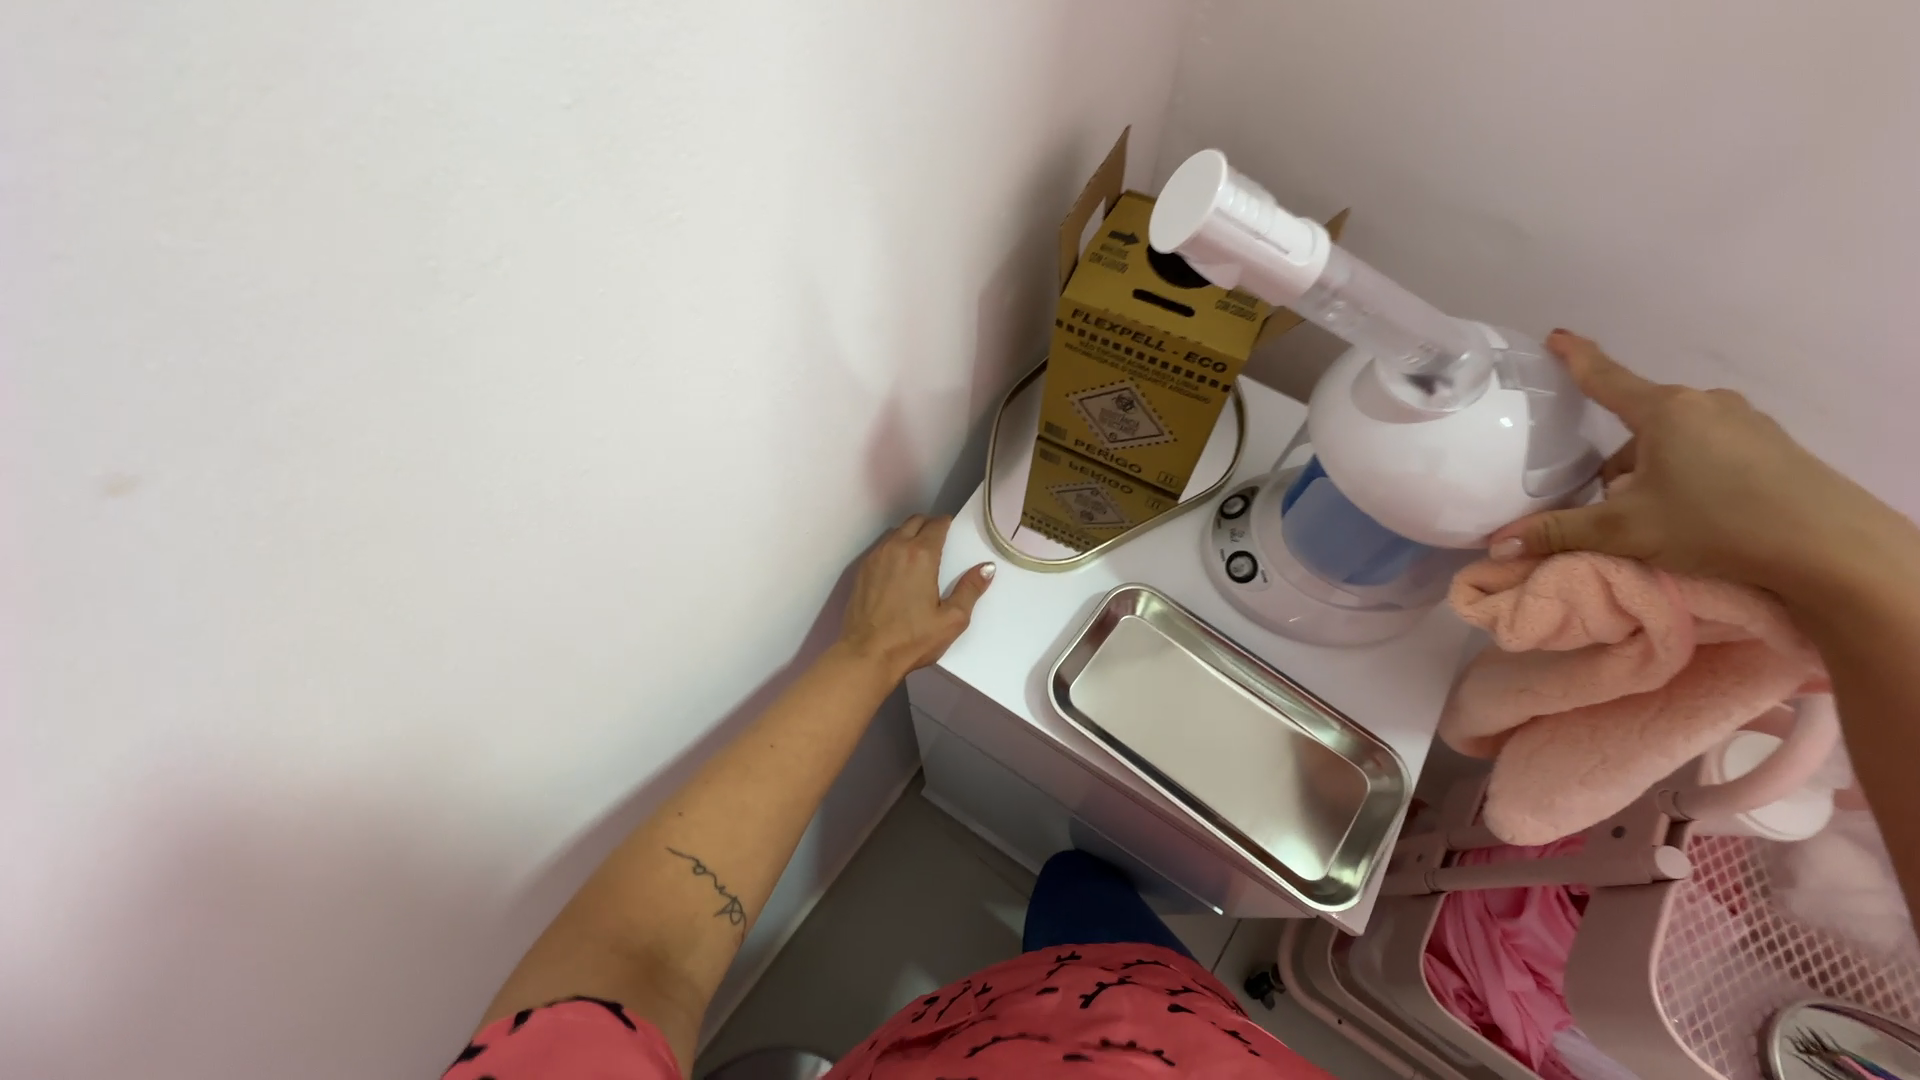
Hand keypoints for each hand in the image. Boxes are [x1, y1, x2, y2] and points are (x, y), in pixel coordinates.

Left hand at [837, 515, 994, 679]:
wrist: (866, 654)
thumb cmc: (912, 639)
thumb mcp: (952, 619)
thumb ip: (970, 589)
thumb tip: (986, 568)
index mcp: (921, 556)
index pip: (936, 525)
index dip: (946, 523)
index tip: (952, 529)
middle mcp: (896, 548)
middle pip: (914, 521)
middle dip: (928, 524)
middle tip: (939, 537)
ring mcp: (875, 558)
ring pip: (895, 532)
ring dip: (909, 534)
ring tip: (919, 551)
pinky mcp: (861, 570)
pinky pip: (881, 547)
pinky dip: (893, 548)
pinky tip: (898, 567)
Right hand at [1490, 331, 1910, 602]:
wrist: (1831, 548)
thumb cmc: (1716, 523)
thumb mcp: (1623, 531)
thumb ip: (1556, 532)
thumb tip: (1496, 544)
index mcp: (1665, 411)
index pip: (1606, 377)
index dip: (1576, 357)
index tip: (1555, 336)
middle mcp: (1704, 405)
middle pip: (1636, 424)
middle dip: (1613, 461)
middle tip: (1605, 502)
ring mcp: (1743, 422)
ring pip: (1670, 440)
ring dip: (1647, 470)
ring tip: (1649, 514)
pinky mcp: (1770, 445)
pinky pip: (1704, 448)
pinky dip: (1683, 472)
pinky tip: (1691, 510)